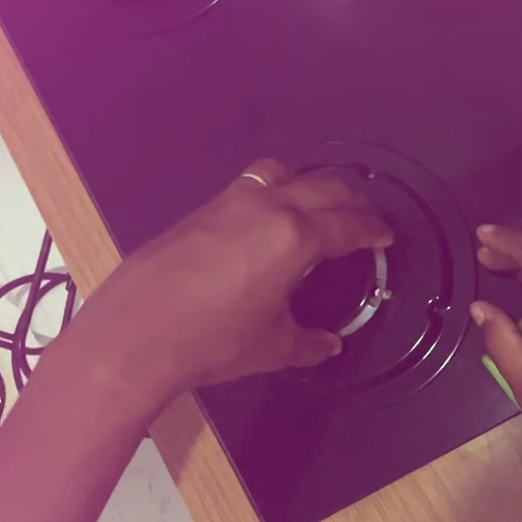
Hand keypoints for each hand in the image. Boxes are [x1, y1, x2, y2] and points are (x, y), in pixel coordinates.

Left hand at [59, 159, 392, 417]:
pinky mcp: (202, 210)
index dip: (372, 230)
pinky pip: (253, 185)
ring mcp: (230, 202)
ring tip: (320, 206)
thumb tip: (330, 345)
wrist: (136, 332)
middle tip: (366, 216)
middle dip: (352, 200)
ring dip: (310, 184)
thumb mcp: (275, 347)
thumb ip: (310, 342)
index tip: (385, 235)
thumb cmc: (215, 340)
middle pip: (323, 188)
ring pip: (284, 174)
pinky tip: (271, 221)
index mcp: (295, 238)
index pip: (347, 225)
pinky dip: (277, 192)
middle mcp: (267, 207)